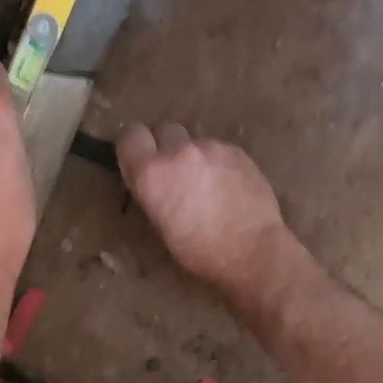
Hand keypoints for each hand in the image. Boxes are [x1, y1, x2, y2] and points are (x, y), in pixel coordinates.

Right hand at [116, 124, 291, 291]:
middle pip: (164, 130)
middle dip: (166, 148)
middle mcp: (179, 151)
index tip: (141, 163)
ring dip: (195, 158)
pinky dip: (218, 164)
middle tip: (176, 175)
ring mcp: (211, 147)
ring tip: (208, 186)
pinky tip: (228, 188)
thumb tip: (151, 180)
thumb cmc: (200, 251)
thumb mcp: (161, 226)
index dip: (135, 148)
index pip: (130, 136)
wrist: (251, 251)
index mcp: (152, 173)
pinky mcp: (237, 151)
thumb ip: (152, 193)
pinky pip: (219, 150)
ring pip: (194, 142)